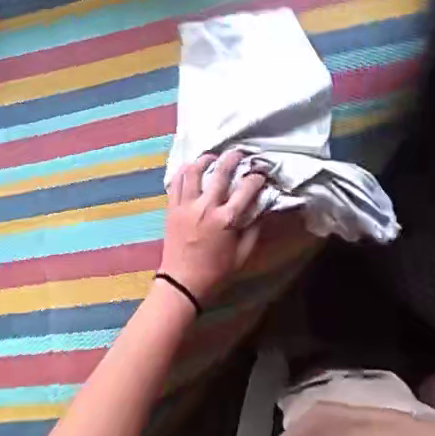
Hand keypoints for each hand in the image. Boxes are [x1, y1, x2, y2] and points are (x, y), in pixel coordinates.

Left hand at [159, 150, 269, 298]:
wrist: (183, 282)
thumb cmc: (216, 271)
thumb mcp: (243, 254)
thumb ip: (254, 229)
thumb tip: (262, 208)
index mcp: (226, 219)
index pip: (246, 189)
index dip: (256, 178)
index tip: (261, 173)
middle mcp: (205, 207)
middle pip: (221, 172)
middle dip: (232, 158)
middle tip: (239, 153)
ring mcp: (185, 205)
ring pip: (193, 172)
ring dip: (204, 160)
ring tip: (212, 157)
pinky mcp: (171, 208)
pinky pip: (175, 183)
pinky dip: (183, 172)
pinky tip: (190, 169)